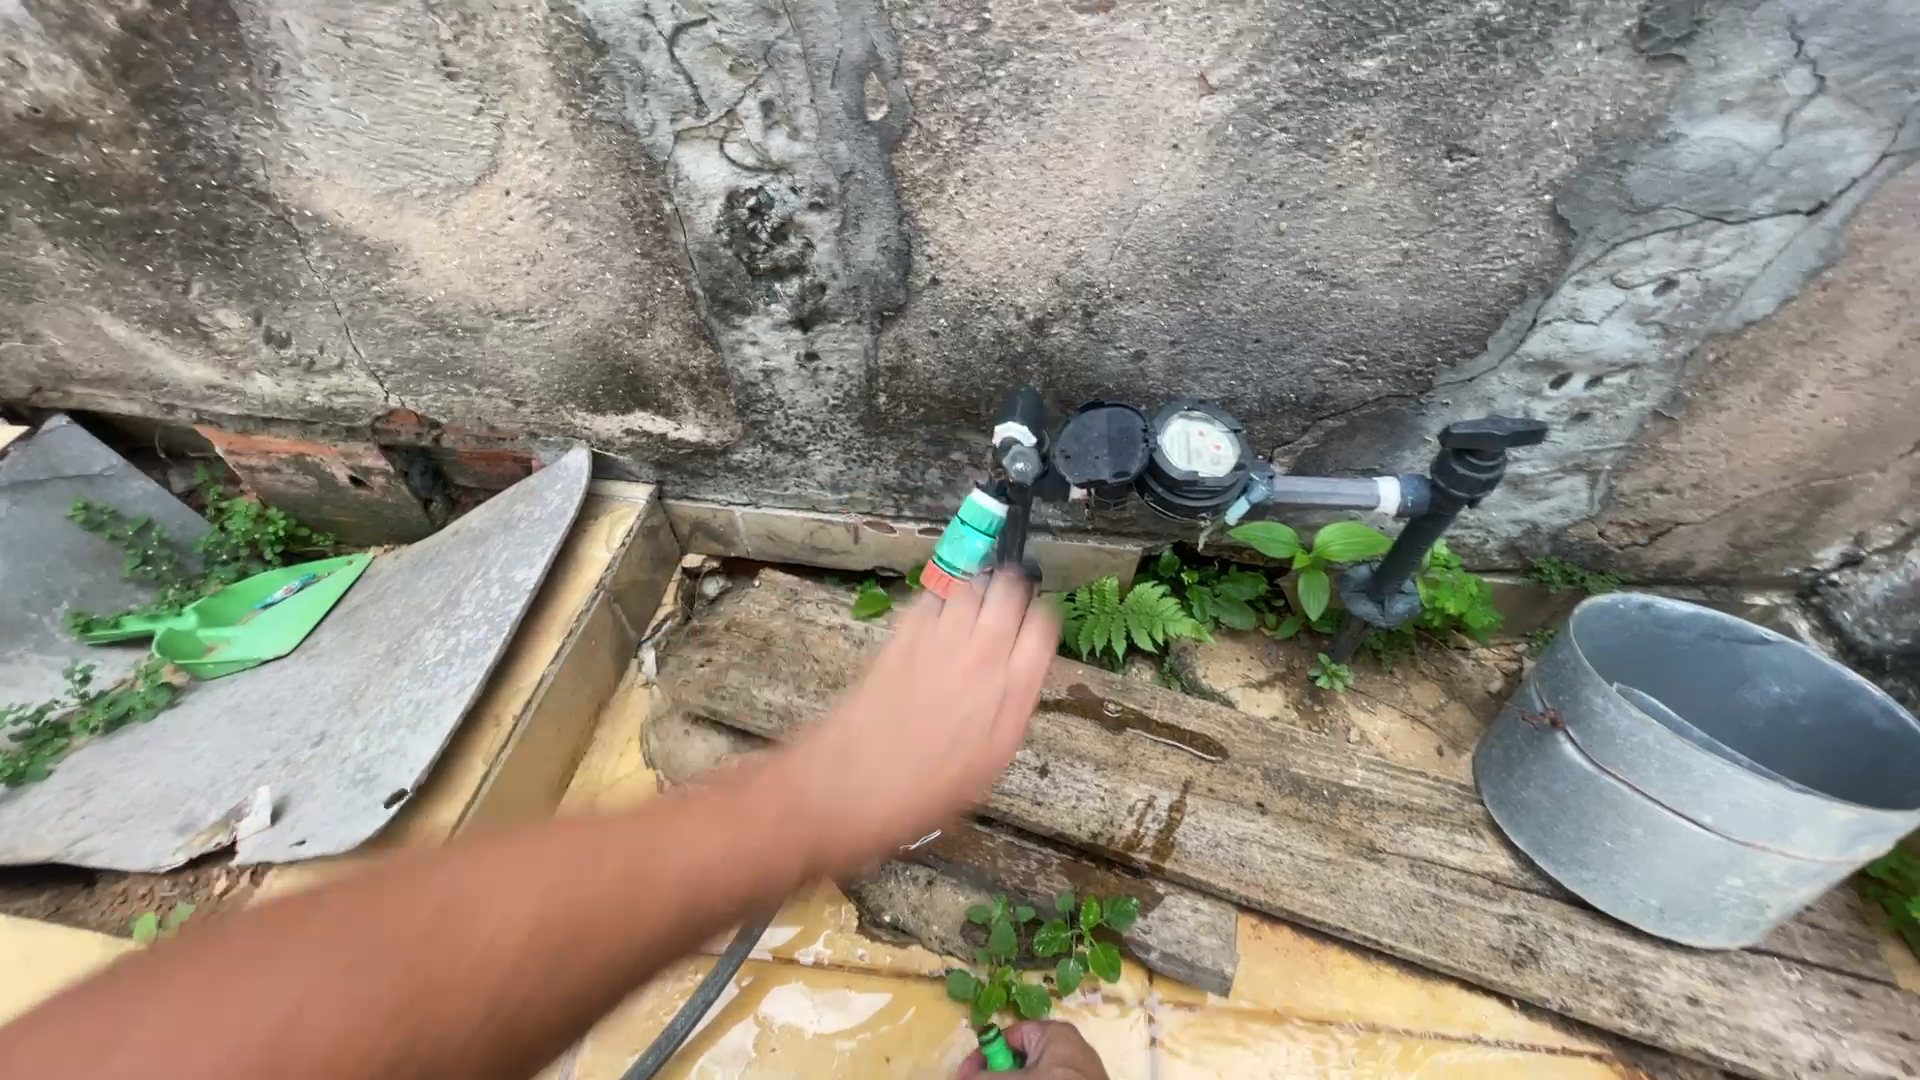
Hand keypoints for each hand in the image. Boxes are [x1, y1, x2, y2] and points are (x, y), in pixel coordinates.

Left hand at [774, 568, 1057, 876]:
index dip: (1041, 615)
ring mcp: (942, 637)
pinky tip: (938, 609)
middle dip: (1011, 585)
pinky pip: (932, 594)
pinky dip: (941, 595)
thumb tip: (1016, 675)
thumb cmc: (927, 789)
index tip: (1031, 619)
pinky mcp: (904, 630)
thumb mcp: (989, 760)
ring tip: (972, 598)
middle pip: (1010, 590)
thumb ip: (1010, 709)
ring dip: (976, 584)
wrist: (855, 783)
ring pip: (972, 583)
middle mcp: (984, 654)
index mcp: (1013, 692)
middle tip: (1003, 595)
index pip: (1044, 626)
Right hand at [956, 1021, 1109, 1078]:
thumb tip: (966, 1078)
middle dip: (998, 1075)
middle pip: (1019, 1061)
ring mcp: (1074, 1074)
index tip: (966, 1076)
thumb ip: (990, 1078)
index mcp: (1053, 1033)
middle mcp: (1065, 1050)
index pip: (1009, 1036)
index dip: (984, 1056)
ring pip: (1033, 1075)